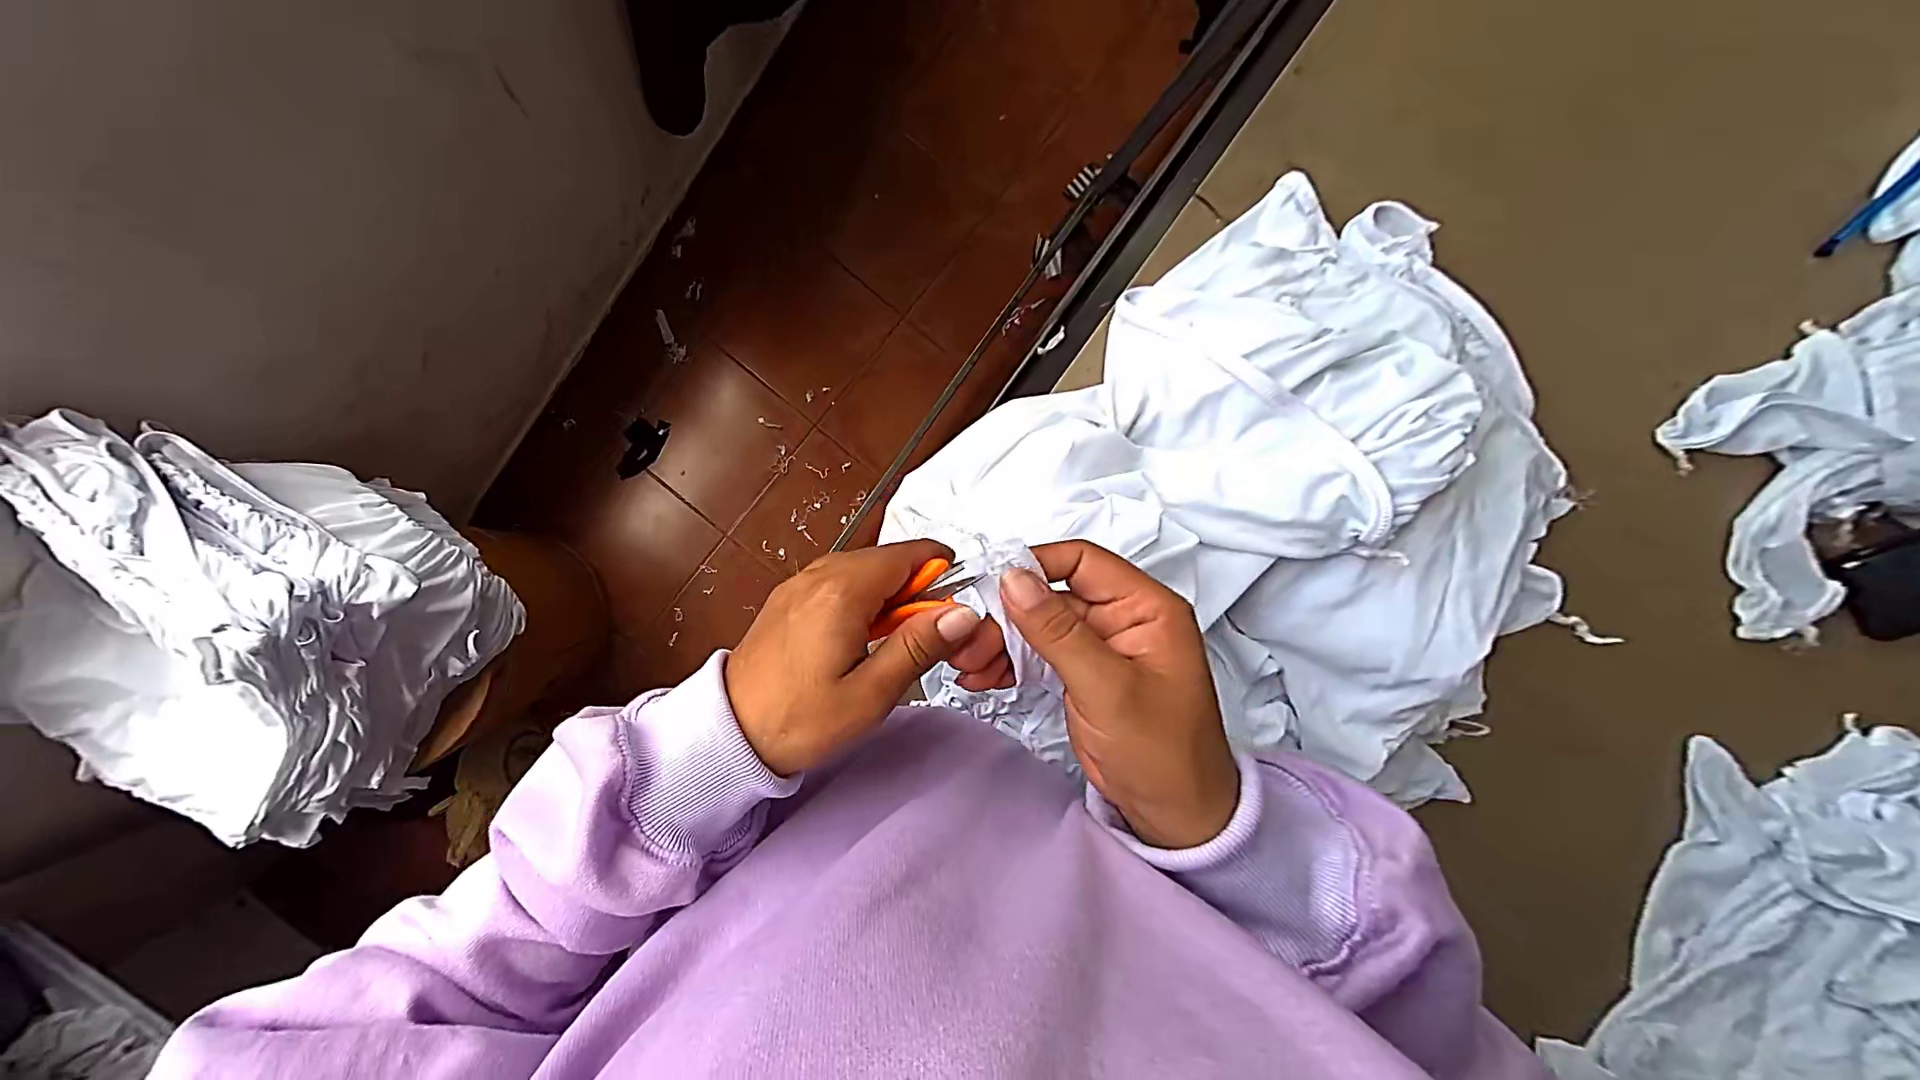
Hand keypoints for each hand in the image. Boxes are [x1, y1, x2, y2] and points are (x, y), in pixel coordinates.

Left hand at [726, 540, 1001, 775]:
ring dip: (889, 597)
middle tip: (919, 638)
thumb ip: (918, 646)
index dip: (940, 576)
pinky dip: (861, 601)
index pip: (911, 554)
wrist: (728, 733)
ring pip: (866, 569)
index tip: (947, 611)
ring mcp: (801, 583)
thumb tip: (960, 615)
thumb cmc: (793, 720)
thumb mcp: (870, 693)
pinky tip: (859, 639)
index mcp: (842, 591)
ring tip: (887, 644)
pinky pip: (840, 581)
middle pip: (890, 559)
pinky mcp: (791, 597)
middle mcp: (819, 575)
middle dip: (916, 590)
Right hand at [997, 541, 1236, 847]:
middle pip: (1051, 594)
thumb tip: (1014, 579)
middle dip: (1006, 615)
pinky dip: (1010, 662)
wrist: (1176, 815)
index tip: (991, 584)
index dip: (1034, 565)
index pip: (1082, 561)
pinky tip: (985, 676)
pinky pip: (1039, 652)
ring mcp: (1100, 646)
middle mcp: (1123, 618)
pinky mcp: (1083, 672)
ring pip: (1038, 624)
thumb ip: (1058, 630)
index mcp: (1146, 607)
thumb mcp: (1107, 687)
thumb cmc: (1164, 753)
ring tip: (969, 664)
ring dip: (1000, 640)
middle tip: (970, 641)